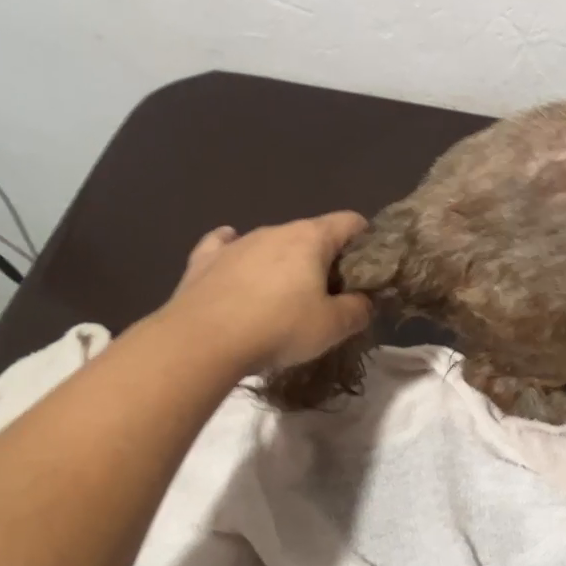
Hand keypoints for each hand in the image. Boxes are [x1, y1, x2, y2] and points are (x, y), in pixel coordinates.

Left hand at [155, 213, 374, 372]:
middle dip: (326, 259)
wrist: (199, 343)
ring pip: (272, 243)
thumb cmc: (278, 328)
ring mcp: (235, 244)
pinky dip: (237, 254)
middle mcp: (274, 231)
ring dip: (285, 262)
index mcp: (311, 238)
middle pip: (313, 235)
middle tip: (330, 295)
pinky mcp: (203, 261)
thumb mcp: (335, 326)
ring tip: (285, 296)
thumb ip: (359, 309)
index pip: (350, 222)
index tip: (367, 271)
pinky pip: (225, 246)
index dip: (366, 241)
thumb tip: (363, 301)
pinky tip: (237, 264)